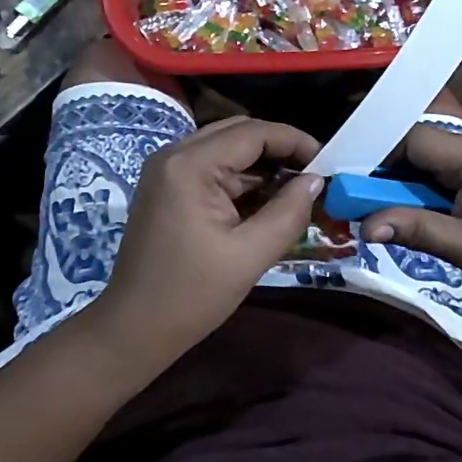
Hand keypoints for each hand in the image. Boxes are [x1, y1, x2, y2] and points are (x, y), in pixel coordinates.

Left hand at [99, 117, 323, 354]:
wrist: (134, 329)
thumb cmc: (192, 295)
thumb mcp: (250, 255)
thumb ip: (288, 212)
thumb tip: (316, 181)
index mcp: (190, 165)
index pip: (253, 132)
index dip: (294, 141)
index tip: (327, 161)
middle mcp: (174, 155)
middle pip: (237, 132)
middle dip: (279, 149)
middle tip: (314, 174)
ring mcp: (166, 170)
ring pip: (225, 149)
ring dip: (261, 164)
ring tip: (297, 189)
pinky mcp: (166, 187)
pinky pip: (210, 168)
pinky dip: (240, 179)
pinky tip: (266, 201)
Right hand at [359, 126, 461, 310]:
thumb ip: (415, 230)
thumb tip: (363, 226)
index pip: (409, 138)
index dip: (373, 157)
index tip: (345, 182)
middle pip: (416, 147)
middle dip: (383, 174)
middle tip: (354, 203)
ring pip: (427, 162)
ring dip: (402, 186)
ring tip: (374, 212)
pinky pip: (443, 175)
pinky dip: (422, 193)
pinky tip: (408, 214)